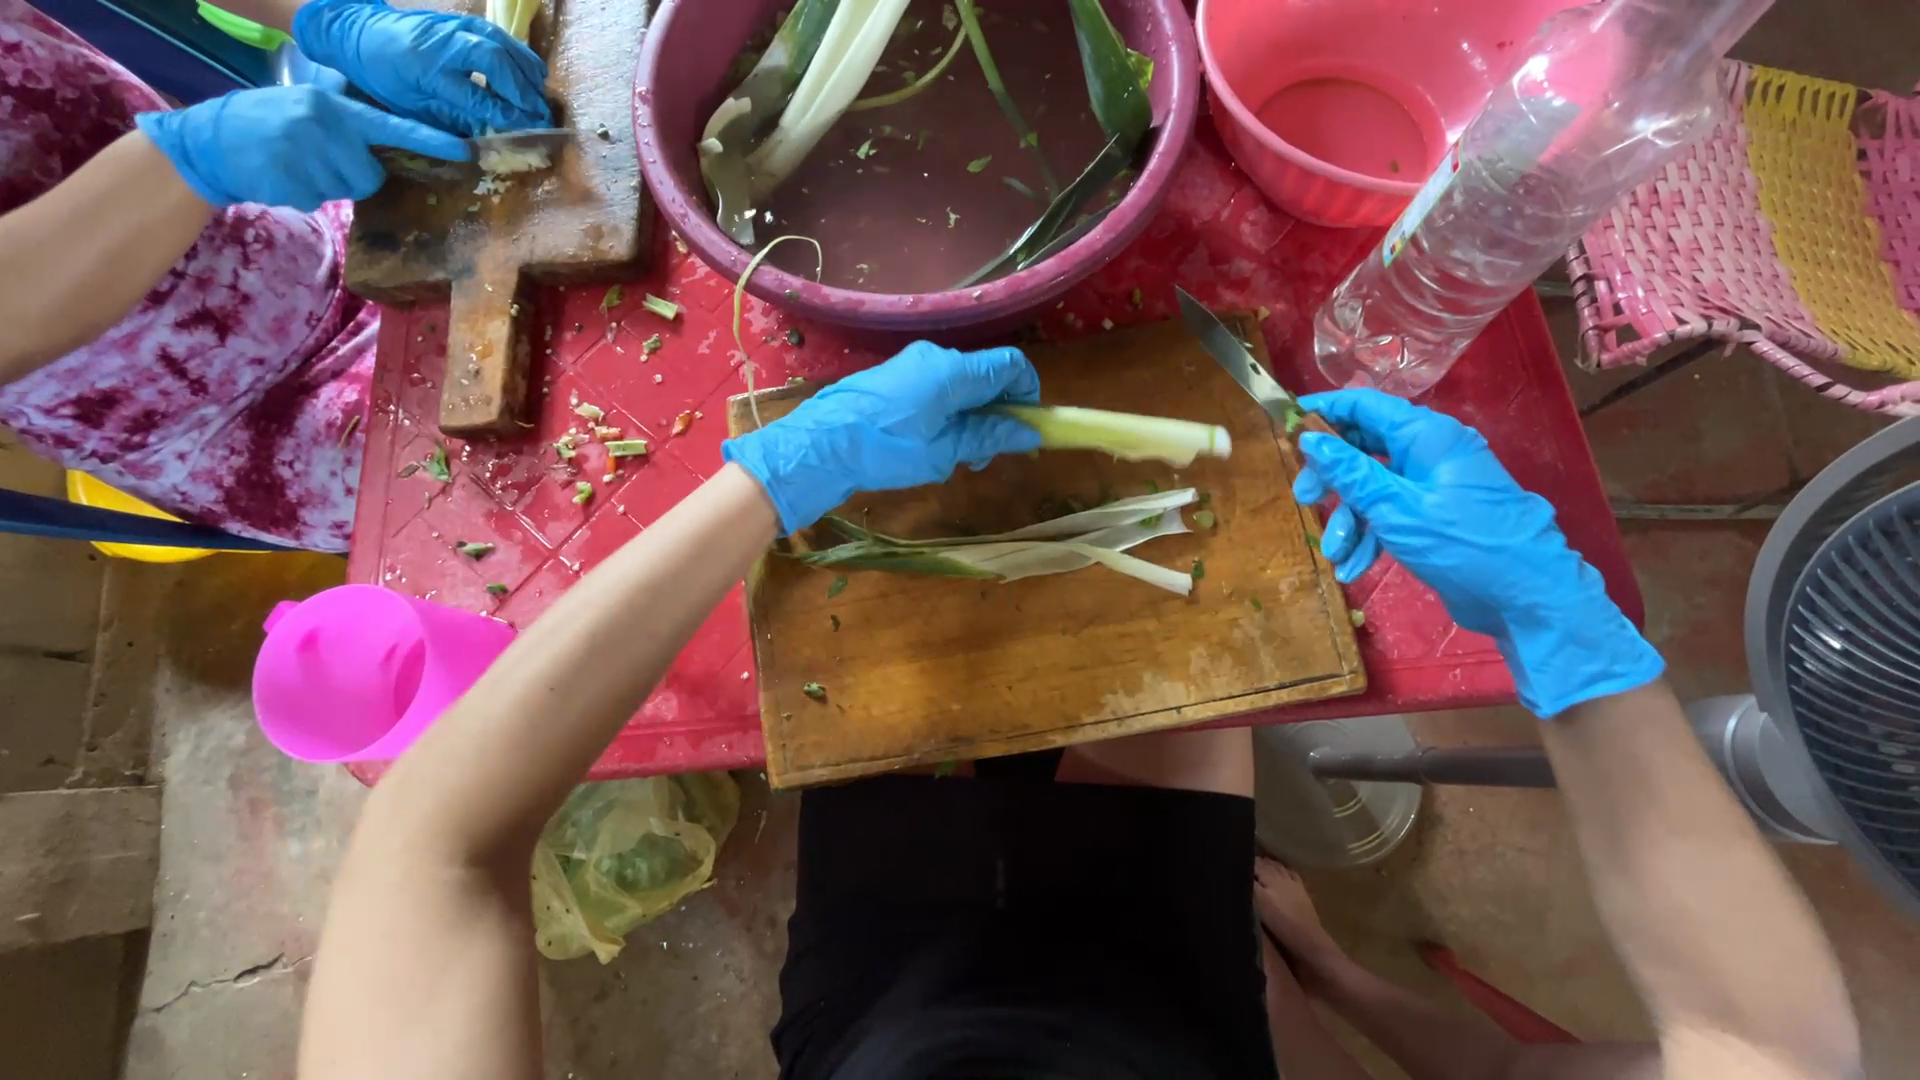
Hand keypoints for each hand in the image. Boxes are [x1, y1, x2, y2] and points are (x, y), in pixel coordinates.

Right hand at [136, 87, 466, 211]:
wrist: (205, 139)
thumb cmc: (267, 127)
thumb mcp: (307, 112)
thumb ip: (348, 130)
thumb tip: (387, 157)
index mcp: (333, 107)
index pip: (392, 127)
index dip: (430, 141)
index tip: (464, 151)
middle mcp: (322, 124)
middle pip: (370, 176)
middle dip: (349, 176)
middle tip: (312, 160)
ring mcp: (304, 150)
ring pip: (347, 190)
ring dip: (325, 186)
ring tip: (293, 164)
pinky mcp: (289, 175)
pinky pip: (319, 199)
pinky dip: (303, 194)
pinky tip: (279, 175)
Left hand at [293, 0, 551, 135]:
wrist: (359, 30)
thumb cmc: (386, 77)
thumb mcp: (414, 106)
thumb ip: (457, 119)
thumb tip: (498, 133)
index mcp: (426, 71)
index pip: (478, 98)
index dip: (507, 117)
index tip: (530, 135)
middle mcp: (443, 44)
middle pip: (495, 62)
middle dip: (524, 93)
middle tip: (543, 117)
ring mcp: (455, 27)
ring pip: (502, 45)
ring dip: (528, 75)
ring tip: (541, 99)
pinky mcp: (464, 21)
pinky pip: (501, 37)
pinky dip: (522, 57)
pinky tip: (532, 76)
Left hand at [724, 343, 1043, 533]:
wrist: (820, 444)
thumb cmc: (885, 450)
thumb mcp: (943, 451)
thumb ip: (988, 437)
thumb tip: (1030, 433)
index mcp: (953, 371)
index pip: (1012, 365)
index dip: (1029, 393)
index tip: (1026, 427)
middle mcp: (936, 356)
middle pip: (987, 375)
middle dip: (998, 412)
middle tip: (986, 454)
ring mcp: (913, 362)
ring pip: (962, 383)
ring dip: (972, 416)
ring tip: (956, 456)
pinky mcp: (896, 374)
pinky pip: (938, 386)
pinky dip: (949, 411)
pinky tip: (931, 443)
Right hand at [1292, 388, 1662, 716]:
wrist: (1526, 598)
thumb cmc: (1462, 543)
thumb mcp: (1396, 507)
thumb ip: (1350, 472)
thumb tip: (1309, 438)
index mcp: (1426, 437)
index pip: (1365, 405)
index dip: (1323, 410)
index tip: (1286, 423)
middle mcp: (1428, 453)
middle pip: (1362, 448)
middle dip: (1330, 478)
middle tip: (1303, 500)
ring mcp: (1431, 486)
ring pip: (1371, 488)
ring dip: (1348, 520)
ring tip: (1336, 554)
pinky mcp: (1431, 516)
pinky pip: (1388, 514)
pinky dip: (1369, 537)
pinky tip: (1354, 568)